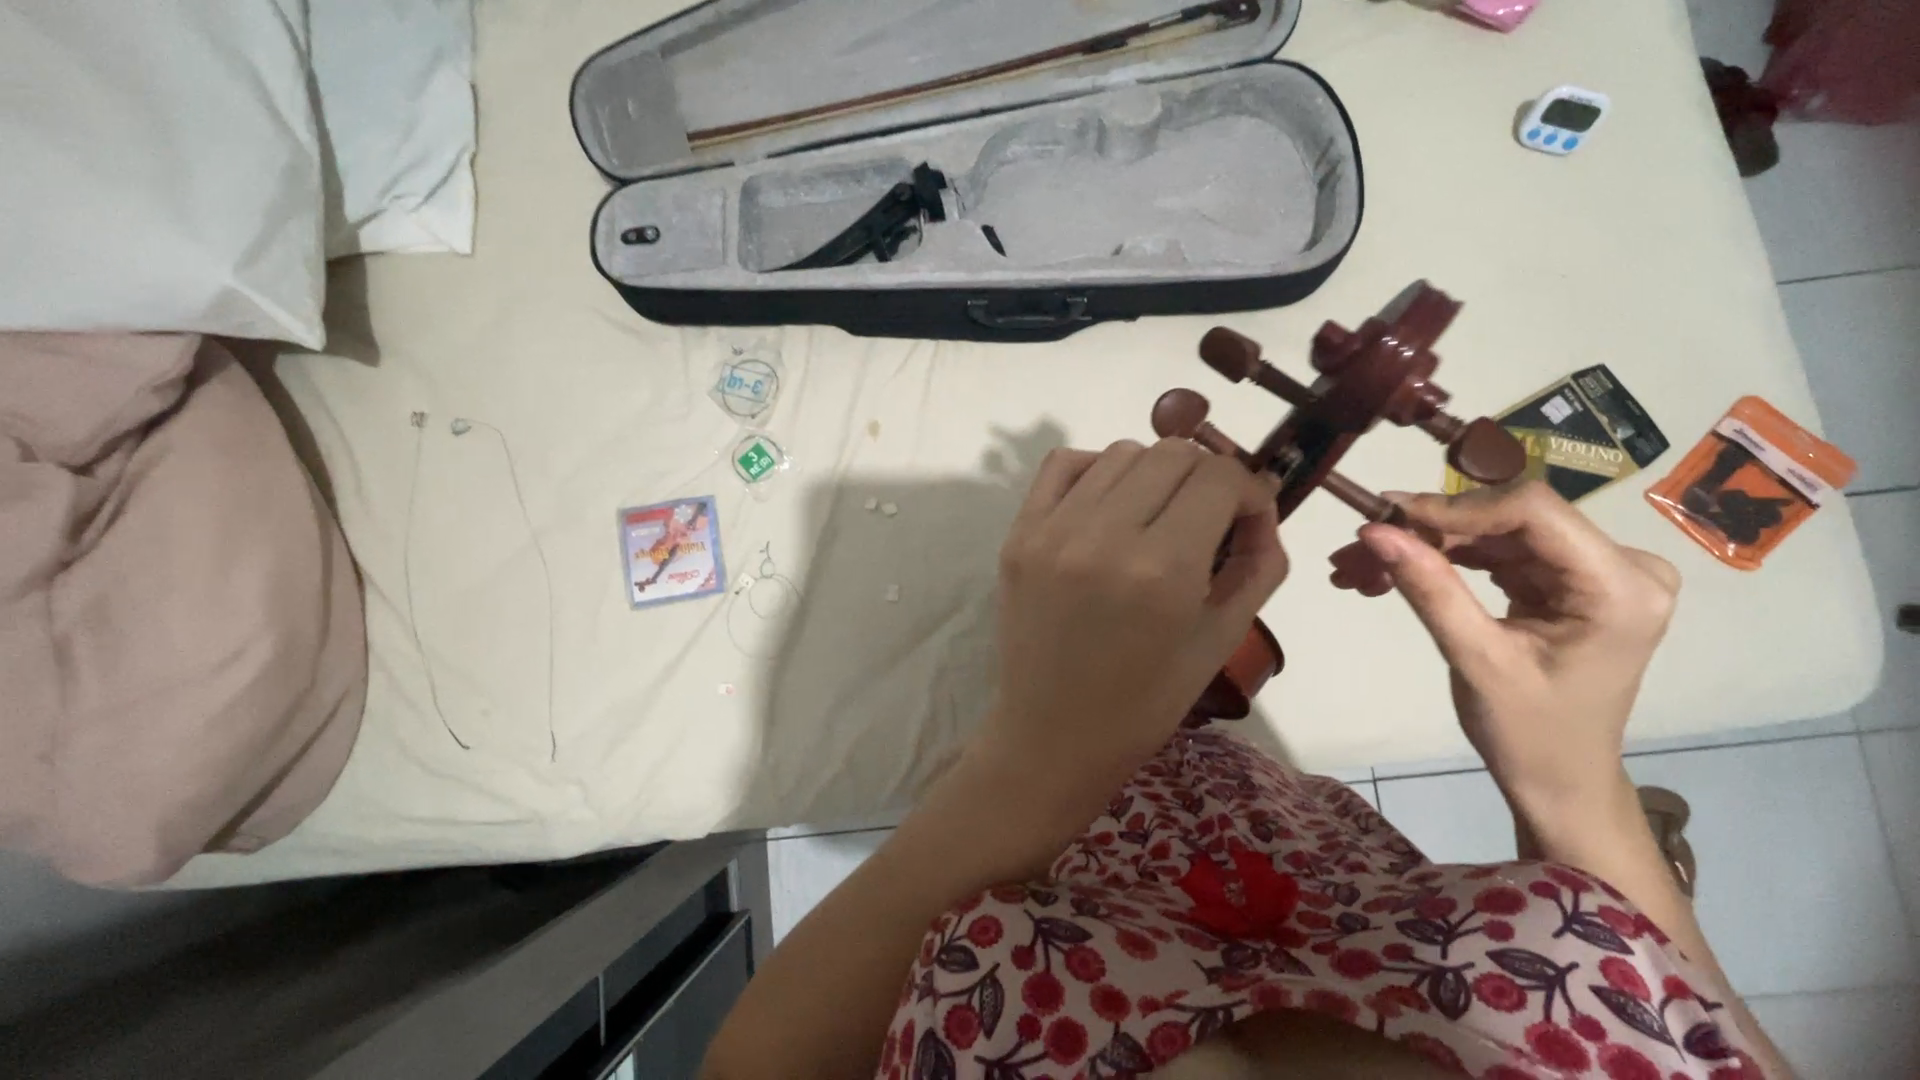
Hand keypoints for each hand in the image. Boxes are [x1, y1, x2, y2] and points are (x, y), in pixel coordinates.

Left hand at [976, 440, 1288, 801]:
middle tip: (1208, 519)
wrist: (1052, 735)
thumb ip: (1258, 565)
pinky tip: (1109, 506)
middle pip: (1174, 453)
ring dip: (1154, 474)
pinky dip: (1097, 470)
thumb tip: (1261, 505)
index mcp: (1163, 571)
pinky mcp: (1019, 535)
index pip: (1219, 477)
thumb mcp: (1221, 640)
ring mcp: (1053, 532)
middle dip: (1207, 478)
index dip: (1248, 490)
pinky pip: (1064, 464)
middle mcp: (1104, 537)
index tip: (1247, 520)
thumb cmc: (1146, 702)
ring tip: (1157, 516)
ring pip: (1122, 452)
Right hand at [1329, 482, 1679, 822]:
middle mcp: (1621, 564)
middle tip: (1355, 551)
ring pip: (1492, 531)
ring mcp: (1594, 569)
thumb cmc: (1529, 733)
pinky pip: (1494, 551)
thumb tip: (1374, 531)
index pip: (1533, 511)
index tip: (1384, 520)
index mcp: (1621, 586)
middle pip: (1508, 518)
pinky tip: (1393, 572)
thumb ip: (1431, 589)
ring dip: (1424, 545)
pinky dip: (1441, 559)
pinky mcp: (1566, 579)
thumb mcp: (1476, 660)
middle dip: (1427, 530)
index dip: (1453, 508)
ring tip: (1359, 567)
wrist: (1560, 779)